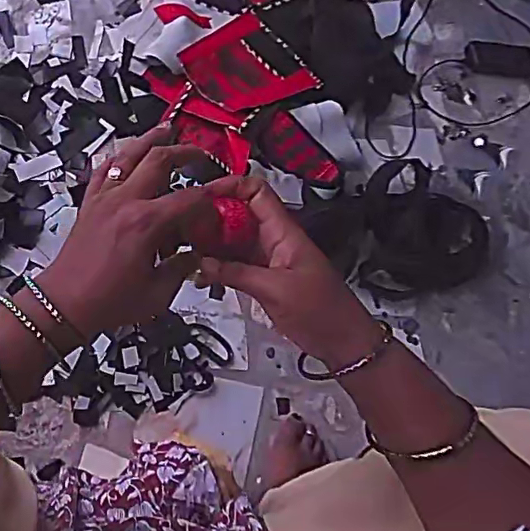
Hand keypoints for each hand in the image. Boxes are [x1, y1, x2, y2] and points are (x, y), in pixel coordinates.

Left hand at [31, 126, 214, 333]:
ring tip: (165, 131)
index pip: (189, 197)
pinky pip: (103, 170)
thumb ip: (182, 268)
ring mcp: (103, 200)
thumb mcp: (158, 293)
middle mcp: (123, 203)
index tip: (216, 206)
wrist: (64, 303)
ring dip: (150, 140)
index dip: (209, 201)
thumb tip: (194, 256)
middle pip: (159, 160)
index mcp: (145, 224)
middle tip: (200, 155)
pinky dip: (117, 158)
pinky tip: (125, 153)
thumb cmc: (104, 300)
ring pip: (128, 155)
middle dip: (185, 152)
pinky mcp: (89, 204)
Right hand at [193, 174, 377, 363]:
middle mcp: (273, 240)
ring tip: (188, 251)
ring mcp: (266, 258)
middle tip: (186, 228)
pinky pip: (233, 262)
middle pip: (236, 213)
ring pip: (231, 238)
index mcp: (284, 232)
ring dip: (209, 243)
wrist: (344, 344)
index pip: (256, 191)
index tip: (203, 195)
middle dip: (210, 216)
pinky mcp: (262, 277)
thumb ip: (236, 273)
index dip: (229, 186)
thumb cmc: (327, 313)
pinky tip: (202, 272)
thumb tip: (203, 262)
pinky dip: (215, 265)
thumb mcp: (276, 290)